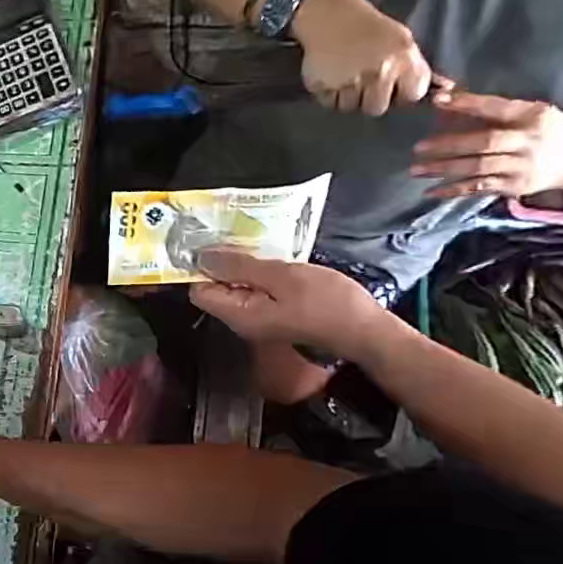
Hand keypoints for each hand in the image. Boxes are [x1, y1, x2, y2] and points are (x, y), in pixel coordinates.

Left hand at [188, 248, 385, 350]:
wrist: (362, 329)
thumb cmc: (325, 302)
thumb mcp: (282, 277)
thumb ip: (240, 267)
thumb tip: (202, 257)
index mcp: (238, 315)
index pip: (200, 292)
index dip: (201, 267)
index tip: (212, 241)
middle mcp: (241, 321)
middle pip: (216, 289)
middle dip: (221, 262)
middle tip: (235, 234)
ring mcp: (257, 319)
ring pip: (236, 288)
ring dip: (241, 265)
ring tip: (253, 240)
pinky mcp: (273, 313)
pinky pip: (254, 290)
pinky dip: (257, 273)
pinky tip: (270, 255)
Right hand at [291, 0, 436, 116]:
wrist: (329, 14)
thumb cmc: (368, 27)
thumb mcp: (400, 41)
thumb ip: (416, 68)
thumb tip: (447, 90)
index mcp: (403, 57)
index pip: (413, 95)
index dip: (403, 92)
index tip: (394, 83)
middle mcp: (378, 71)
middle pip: (378, 108)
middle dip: (371, 98)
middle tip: (364, 79)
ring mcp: (349, 81)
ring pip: (351, 108)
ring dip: (348, 96)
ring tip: (346, 75)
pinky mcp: (323, 86)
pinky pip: (329, 104)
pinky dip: (329, 94)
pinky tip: (332, 75)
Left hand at [412, 88, 562, 198]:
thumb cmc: (546, 131)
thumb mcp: (531, 114)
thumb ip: (496, 113)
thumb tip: (451, 103)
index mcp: (532, 115)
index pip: (496, 107)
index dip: (466, 104)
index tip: (438, 101)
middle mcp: (528, 141)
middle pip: (484, 142)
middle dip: (449, 145)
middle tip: (418, 147)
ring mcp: (521, 166)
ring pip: (477, 168)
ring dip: (444, 169)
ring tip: (416, 169)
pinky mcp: (513, 186)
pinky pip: (478, 188)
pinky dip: (453, 190)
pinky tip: (431, 192)